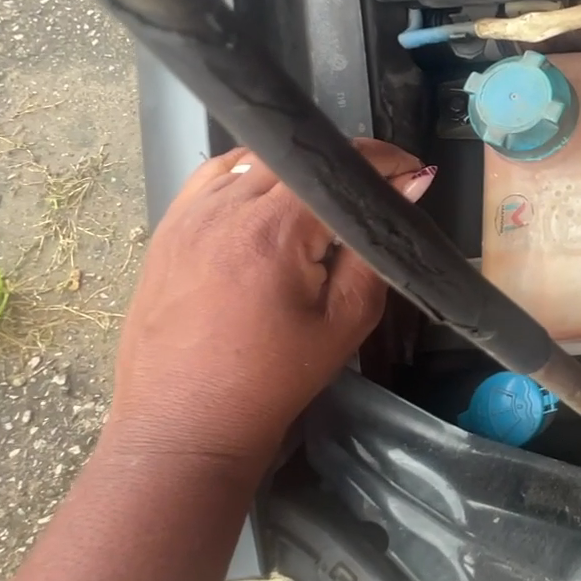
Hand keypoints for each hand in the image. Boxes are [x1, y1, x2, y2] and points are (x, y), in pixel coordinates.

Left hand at [105, 137, 432, 464]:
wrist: (187, 423)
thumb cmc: (277, 376)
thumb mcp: (349, 315)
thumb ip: (378, 246)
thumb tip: (412, 188)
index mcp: (273, 230)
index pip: (338, 167)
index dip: (383, 162)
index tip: (413, 173)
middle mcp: (224, 210)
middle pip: (296, 156)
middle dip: (345, 163)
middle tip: (380, 187)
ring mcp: (187, 217)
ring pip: (253, 160)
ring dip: (298, 168)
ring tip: (328, 196)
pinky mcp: (167, 231)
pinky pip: (214, 179)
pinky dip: (251, 176)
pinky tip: (272, 201)